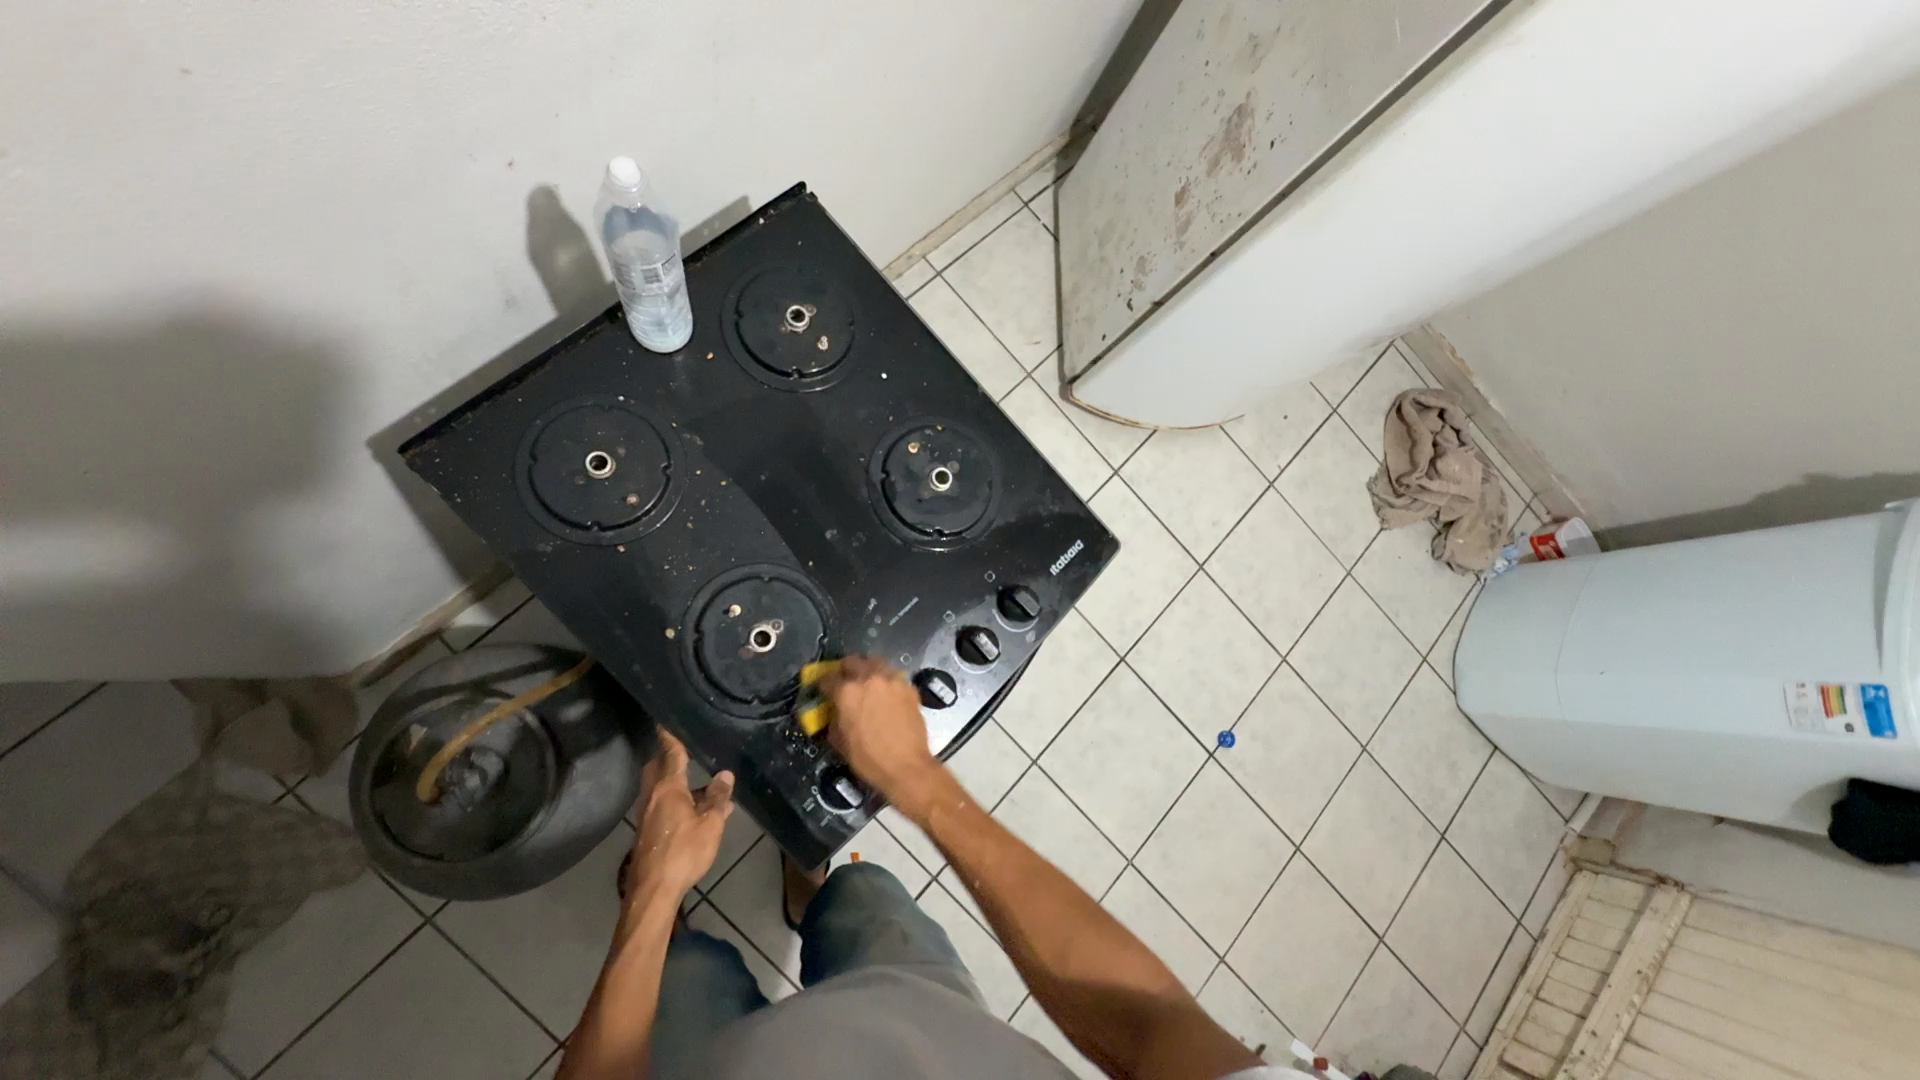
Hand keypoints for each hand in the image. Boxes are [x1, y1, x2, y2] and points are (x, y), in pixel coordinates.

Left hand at [626, 729, 734, 905]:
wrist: (653, 890)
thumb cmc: (684, 852)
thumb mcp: (710, 824)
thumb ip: (717, 798)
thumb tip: (724, 775)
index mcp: (668, 788)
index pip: (670, 753)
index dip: (670, 736)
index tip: (666, 720)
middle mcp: (652, 796)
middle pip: (657, 768)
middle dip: (668, 758)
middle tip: (685, 751)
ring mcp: (647, 814)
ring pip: (659, 788)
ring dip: (676, 782)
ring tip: (701, 786)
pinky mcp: (647, 831)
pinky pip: (661, 804)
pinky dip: (675, 799)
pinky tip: (693, 811)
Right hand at [820, 657, 943, 814]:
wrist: (906, 766)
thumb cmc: (868, 759)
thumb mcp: (839, 742)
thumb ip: (833, 720)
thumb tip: (834, 712)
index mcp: (846, 692)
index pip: (827, 678)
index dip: (822, 684)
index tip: (823, 689)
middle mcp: (868, 678)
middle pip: (852, 661)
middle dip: (845, 670)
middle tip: (844, 681)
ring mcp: (891, 680)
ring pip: (875, 663)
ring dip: (867, 669)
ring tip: (867, 682)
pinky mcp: (909, 687)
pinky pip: (893, 676)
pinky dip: (886, 680)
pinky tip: (886, 693)